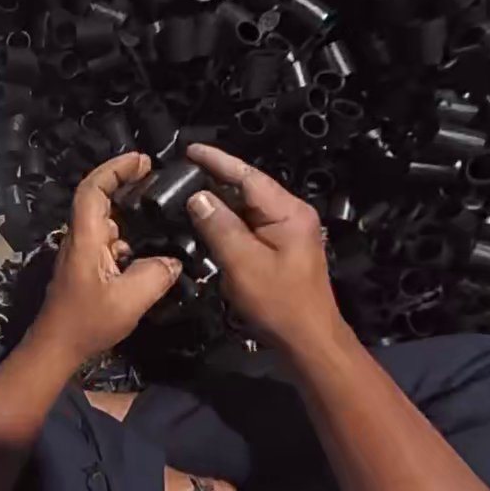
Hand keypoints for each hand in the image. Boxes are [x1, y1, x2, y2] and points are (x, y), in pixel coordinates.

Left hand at [26, 153, 182, 364]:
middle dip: (125, 183)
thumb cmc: (86, 322)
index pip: (93, 189)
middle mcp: (80, 239)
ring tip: (160, 209)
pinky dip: (128, 235)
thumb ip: (156, 274)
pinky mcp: (87, 268)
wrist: (56, 348)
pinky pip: (109, 241)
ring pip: (105, 220)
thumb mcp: (129, 299)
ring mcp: (82, 254)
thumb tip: (173, 261)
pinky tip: (150, 246)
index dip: (115, 169)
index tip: (141, 161)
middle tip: (156, 179)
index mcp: (85, 238)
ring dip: (129, 210)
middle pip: (99, 199)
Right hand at [183, 143, 345, 351]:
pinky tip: (207, 226)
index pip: (248, 175)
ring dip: (219, 203)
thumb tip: (197, 197)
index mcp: (288, 212)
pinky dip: (227, 224)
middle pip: (248, 189)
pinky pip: (249, 227)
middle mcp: (291, 215)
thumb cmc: (279, 303)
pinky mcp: (280, 249)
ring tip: (187, 196)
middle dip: (215, 180)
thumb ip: (219, 226)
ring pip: (247, 209)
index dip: (217, 161)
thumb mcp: (243, 263)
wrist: (307, 339)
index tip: (190, 151)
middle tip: (181, 175)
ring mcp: (287, 232)